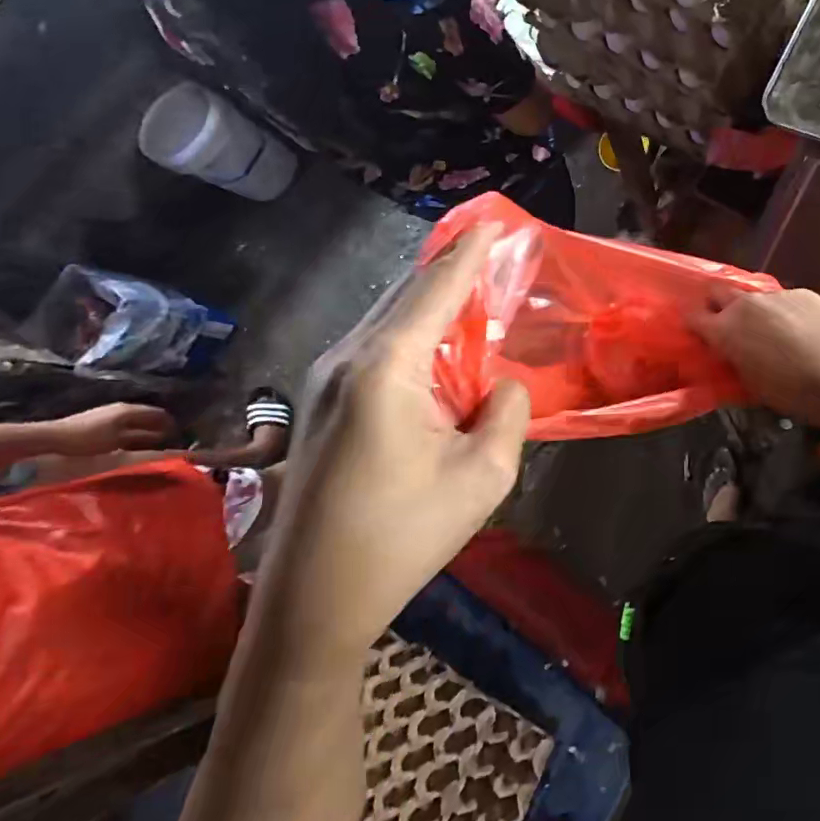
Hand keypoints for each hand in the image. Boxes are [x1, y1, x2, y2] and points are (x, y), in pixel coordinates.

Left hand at [48, 403, 177, 455]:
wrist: (53, 436)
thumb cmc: (89, 438)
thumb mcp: (118, 440)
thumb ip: (142, 435)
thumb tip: (163, 434)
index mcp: (130, 410)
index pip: (158, 413)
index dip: (170, 423)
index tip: (178, 434)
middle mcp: (123, 407)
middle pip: (148, 414)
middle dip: (159, 424)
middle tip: (168, 437)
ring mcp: (110, 412)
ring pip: (136, 417)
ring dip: (146, 426)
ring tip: (153, 438)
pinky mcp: (100, 418)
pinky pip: (126, 421)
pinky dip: (134, 428)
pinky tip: (133, 437)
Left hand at [263, 223, 530, 661]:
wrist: (313, 600)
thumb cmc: (403, 536)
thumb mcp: (484, 476)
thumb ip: (506, 413)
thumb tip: (500, 385)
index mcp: (386, 367)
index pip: (436, 288)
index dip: (470, 252)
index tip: (495, 219)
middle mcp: (348, 358)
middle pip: (407, 293)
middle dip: (450, 266)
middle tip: (490, 244)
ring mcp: (326, 380)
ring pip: (389, 317)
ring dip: (431, 298)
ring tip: (473, 283)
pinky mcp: (323, 403)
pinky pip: (377, 345)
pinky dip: (413, 329)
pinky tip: (437, 336)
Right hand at [690, 289, 819, 441]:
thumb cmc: (796, 392)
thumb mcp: (753, 387)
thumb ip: (734, 364)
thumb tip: (730, 356)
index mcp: (725, 330)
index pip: (693, 316)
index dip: (693, 325)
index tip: (698, 334)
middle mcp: (744, 305)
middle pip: (717, 292)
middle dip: (716, 305)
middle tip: (725, 326)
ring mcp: (775, 295)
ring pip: (751, 295)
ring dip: (751, 309)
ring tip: (766, 331)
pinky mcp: (802, 292)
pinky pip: (781, 299)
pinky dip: (782, 312)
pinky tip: (798, 330)